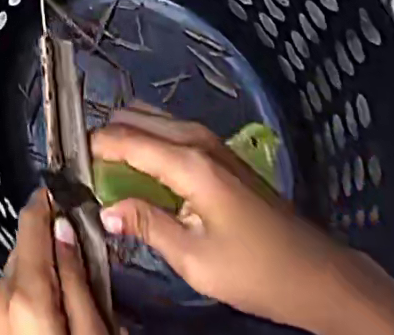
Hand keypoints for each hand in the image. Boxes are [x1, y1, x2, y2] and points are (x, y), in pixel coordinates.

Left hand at [0, 189, 110, 334]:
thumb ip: (78, 281)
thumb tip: (65, 229)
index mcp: (24, 292)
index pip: (31, 221)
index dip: (50, 200)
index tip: (69, 191)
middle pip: (28, 243)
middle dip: (54, 241)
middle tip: (85, 249)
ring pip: (22, 266)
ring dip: (46, 266)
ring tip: (76, 282)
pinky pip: (15, 290)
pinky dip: (36, 288)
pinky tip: (58, 306)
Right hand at [92, 108, 393, 334]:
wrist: (322, 276)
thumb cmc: (259, 272)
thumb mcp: (196, 260)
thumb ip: (145, 225)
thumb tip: (103, 209)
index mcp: (188, 162)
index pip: (122, 138)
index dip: (91, 149)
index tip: (71, 170)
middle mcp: (194, 137)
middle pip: (131, 117)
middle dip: (105, 139)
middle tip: (90, 176)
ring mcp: (207, 139)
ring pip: (147, 118)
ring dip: (125, 138)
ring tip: (111, 176)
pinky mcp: (215, 149)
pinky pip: (165, 130)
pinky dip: (145, 142)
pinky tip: (141, 176)